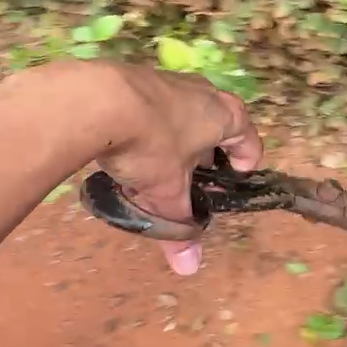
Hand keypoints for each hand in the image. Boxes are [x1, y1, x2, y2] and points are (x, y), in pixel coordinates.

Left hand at [45, 61, 262, 274]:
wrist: (96, 100)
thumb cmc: (150, 144)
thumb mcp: (166, 192)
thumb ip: (179, 227)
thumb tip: (189, 268)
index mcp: (228, 117)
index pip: (250, 144)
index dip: (242, 168)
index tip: (227, 186)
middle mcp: (208, 94)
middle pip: (218, 128)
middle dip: (206, 156)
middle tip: (189, 182)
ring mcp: (175, 82)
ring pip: (186, 116)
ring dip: (177, 140)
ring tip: (154, 168)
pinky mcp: (142, 77)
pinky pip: (156, 107)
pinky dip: (150, 126)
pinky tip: (127, 146)